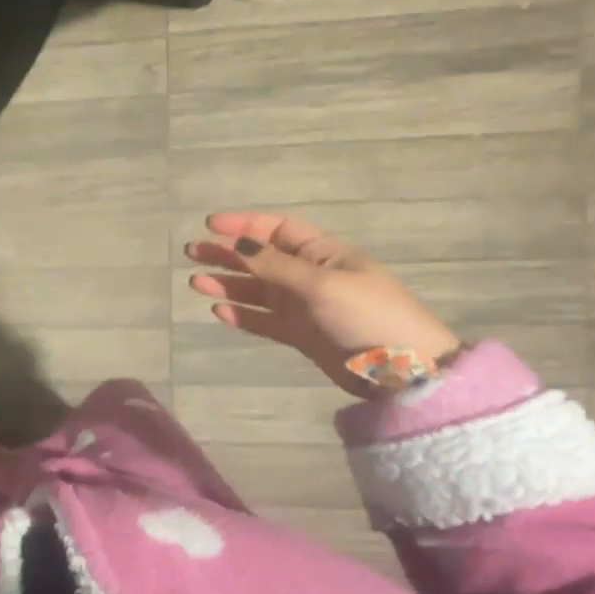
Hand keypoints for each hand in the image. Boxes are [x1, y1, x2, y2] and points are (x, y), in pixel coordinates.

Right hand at [186, 211, 462, 399]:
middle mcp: (311, 276)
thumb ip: (276, 266)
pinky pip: (262, 320)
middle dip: (227, 254)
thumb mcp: (321, 284)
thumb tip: (238, 243)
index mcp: (325, 254)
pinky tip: (218, 310)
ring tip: (196, 282)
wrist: (402, 369)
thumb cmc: (367, 315)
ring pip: (257, 290)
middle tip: (191, 252)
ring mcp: (305, 306)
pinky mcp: (300, 334)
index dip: (244, 224)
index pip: (278, 230)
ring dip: (227, 284)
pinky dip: (241, 314)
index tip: (210, 225)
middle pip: (261, 259)